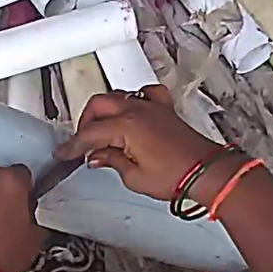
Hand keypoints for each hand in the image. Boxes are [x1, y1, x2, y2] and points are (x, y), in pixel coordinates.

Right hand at [54, 86, 224, 200]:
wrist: (208, 173)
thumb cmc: (178, 175)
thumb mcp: (135, 177)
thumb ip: (112, 161)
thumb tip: (98, 156)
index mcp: (126, 127)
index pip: (89, 133)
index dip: (73, 145)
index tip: (65, 153)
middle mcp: (137, 111)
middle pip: (98, 106)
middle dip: (85, 123)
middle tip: (82, 142)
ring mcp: (152, 107)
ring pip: (117, 96)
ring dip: (105, 110)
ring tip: (102, 129)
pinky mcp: (164, 110)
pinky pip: (145, 94)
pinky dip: (135, 98)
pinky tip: (132, 109)